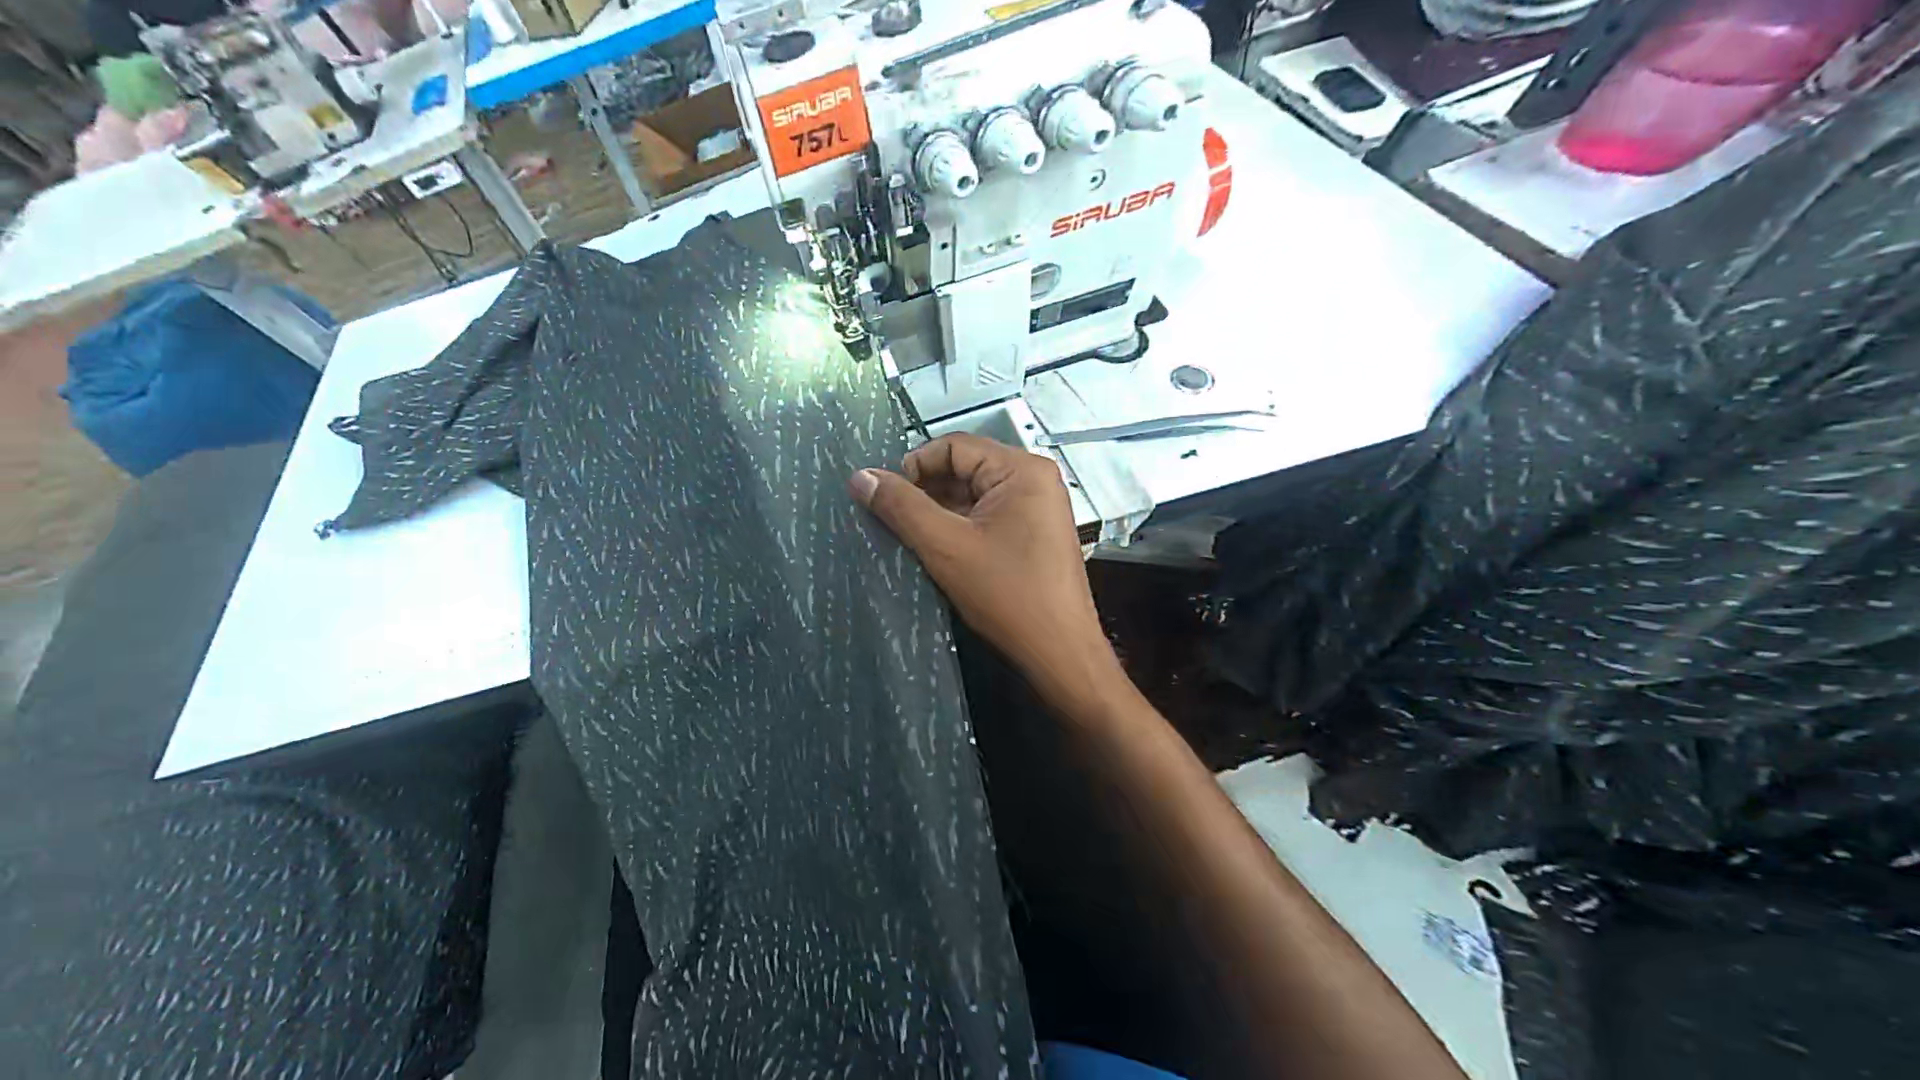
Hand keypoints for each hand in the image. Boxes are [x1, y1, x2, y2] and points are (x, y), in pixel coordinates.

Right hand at [850, 434, 1124, 712]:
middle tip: (894, 520)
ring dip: (941, 512)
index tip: (887, 498)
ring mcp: (1039, 508)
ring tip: (912, 538)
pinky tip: (939, 550)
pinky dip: (961, 527)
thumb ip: (901, 507)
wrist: (1059, 652)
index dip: (914, 466)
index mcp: (1022, 470)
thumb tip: (860, 476)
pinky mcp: (1035, 534)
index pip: (954, 446)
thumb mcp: (945, 546)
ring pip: (975, 494)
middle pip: (965, 468)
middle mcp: (1035, 479)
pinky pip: (989, 516)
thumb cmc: (1007, 595)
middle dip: (927, 491)